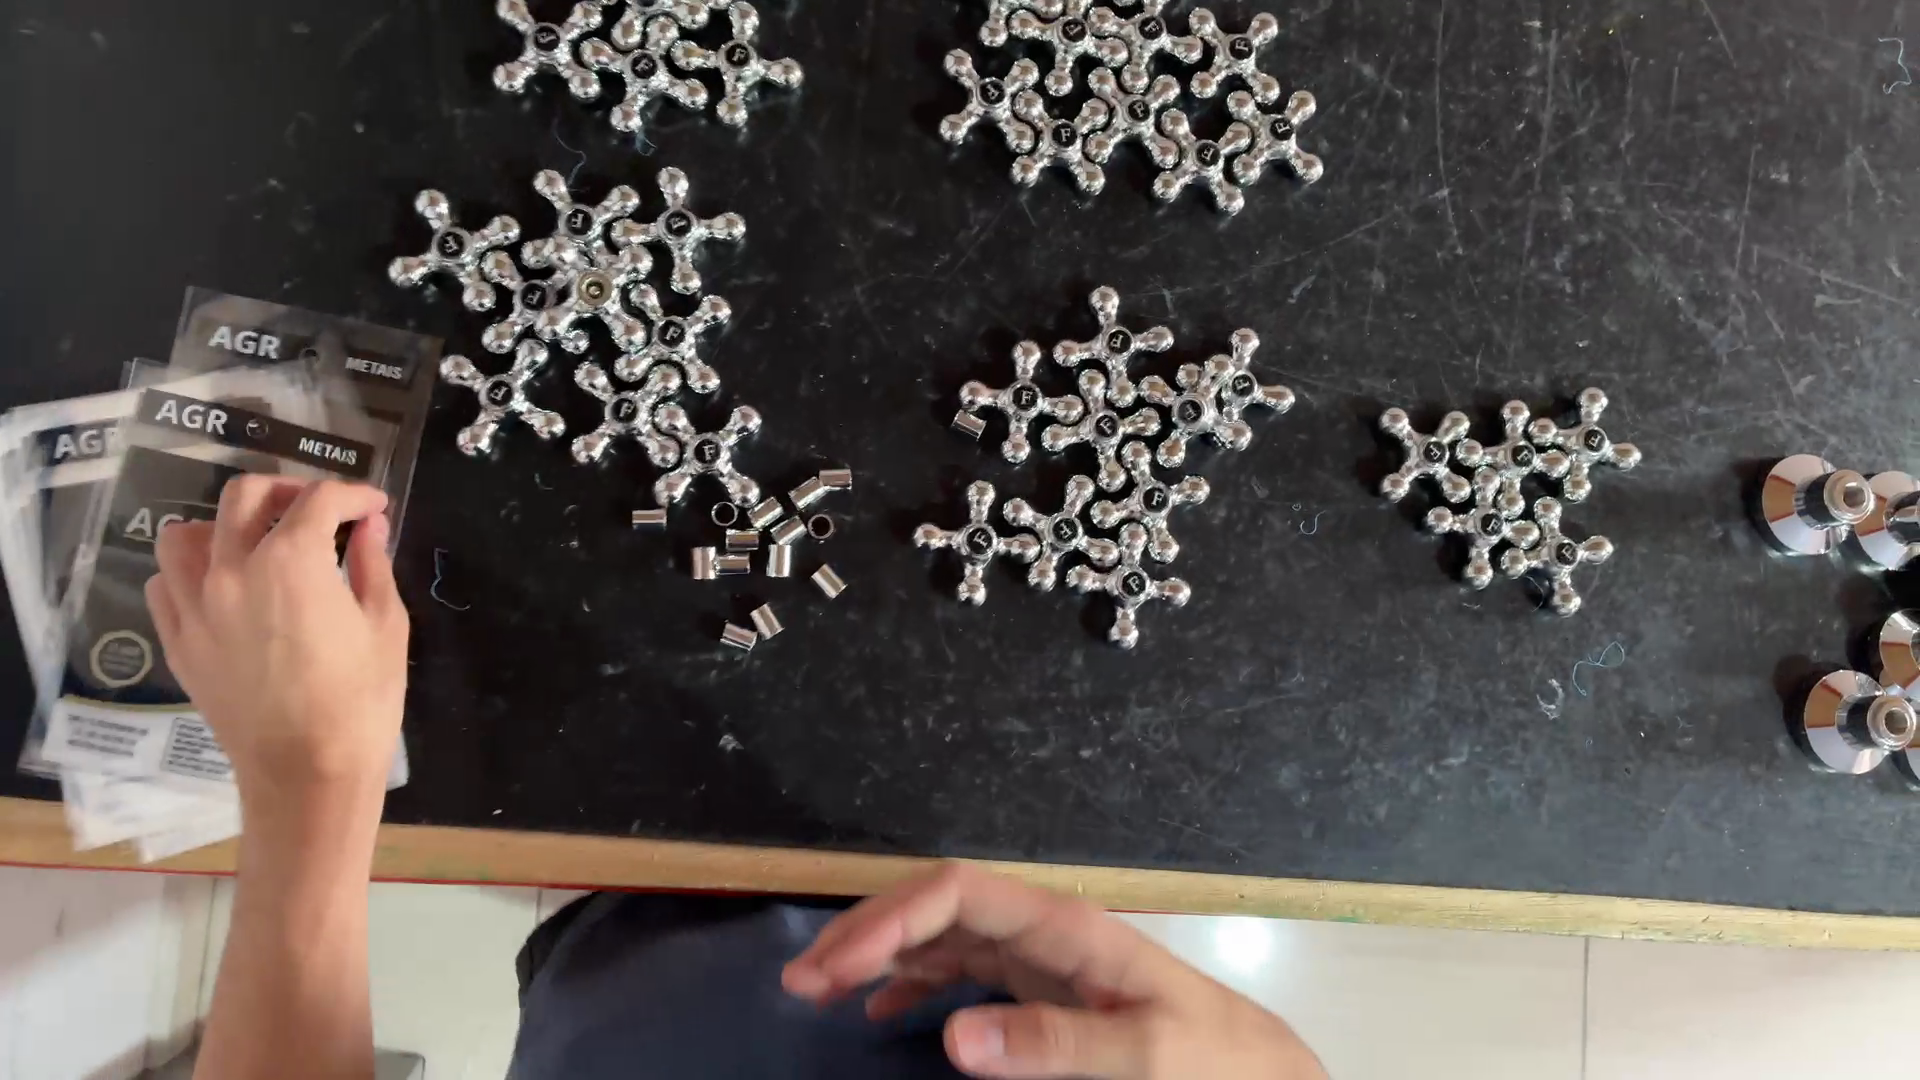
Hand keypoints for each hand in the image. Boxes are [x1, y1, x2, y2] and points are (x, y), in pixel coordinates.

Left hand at [145, 476, 407, 807]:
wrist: (308, 764)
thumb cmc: (364, 692)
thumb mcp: (386, 622)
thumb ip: (372, 563)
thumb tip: (370, 525)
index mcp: (293, 563)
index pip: (319, 500)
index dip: (356, 495)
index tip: (378, 506)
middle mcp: (231, 571)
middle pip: (246, 496)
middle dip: (293, 490)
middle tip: (328, 510)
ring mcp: (193, 604)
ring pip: (190, 531)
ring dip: (232, 523)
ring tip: (269, 540)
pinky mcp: (177, 637)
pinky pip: (168, 579)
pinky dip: (199, 565)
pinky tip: (235, 582)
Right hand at [783, 864, 1326, 1079]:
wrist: (1255, 1069)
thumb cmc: (1210, 1054)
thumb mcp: (1148, 1054)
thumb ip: (1057, 1044)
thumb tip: (956, 1037)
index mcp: (1060, 925)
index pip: (960, 892)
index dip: (894, 915)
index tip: (839, 962)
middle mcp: (1037, 929)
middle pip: (937, 905)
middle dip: (868, 930)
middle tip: (803, 978)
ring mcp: (1033, 956)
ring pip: (939, 935)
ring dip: (879, 953)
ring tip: (821, 988)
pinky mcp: (1035, 985)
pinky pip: (958, 968)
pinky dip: (912, 981)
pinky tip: (881, 1007)